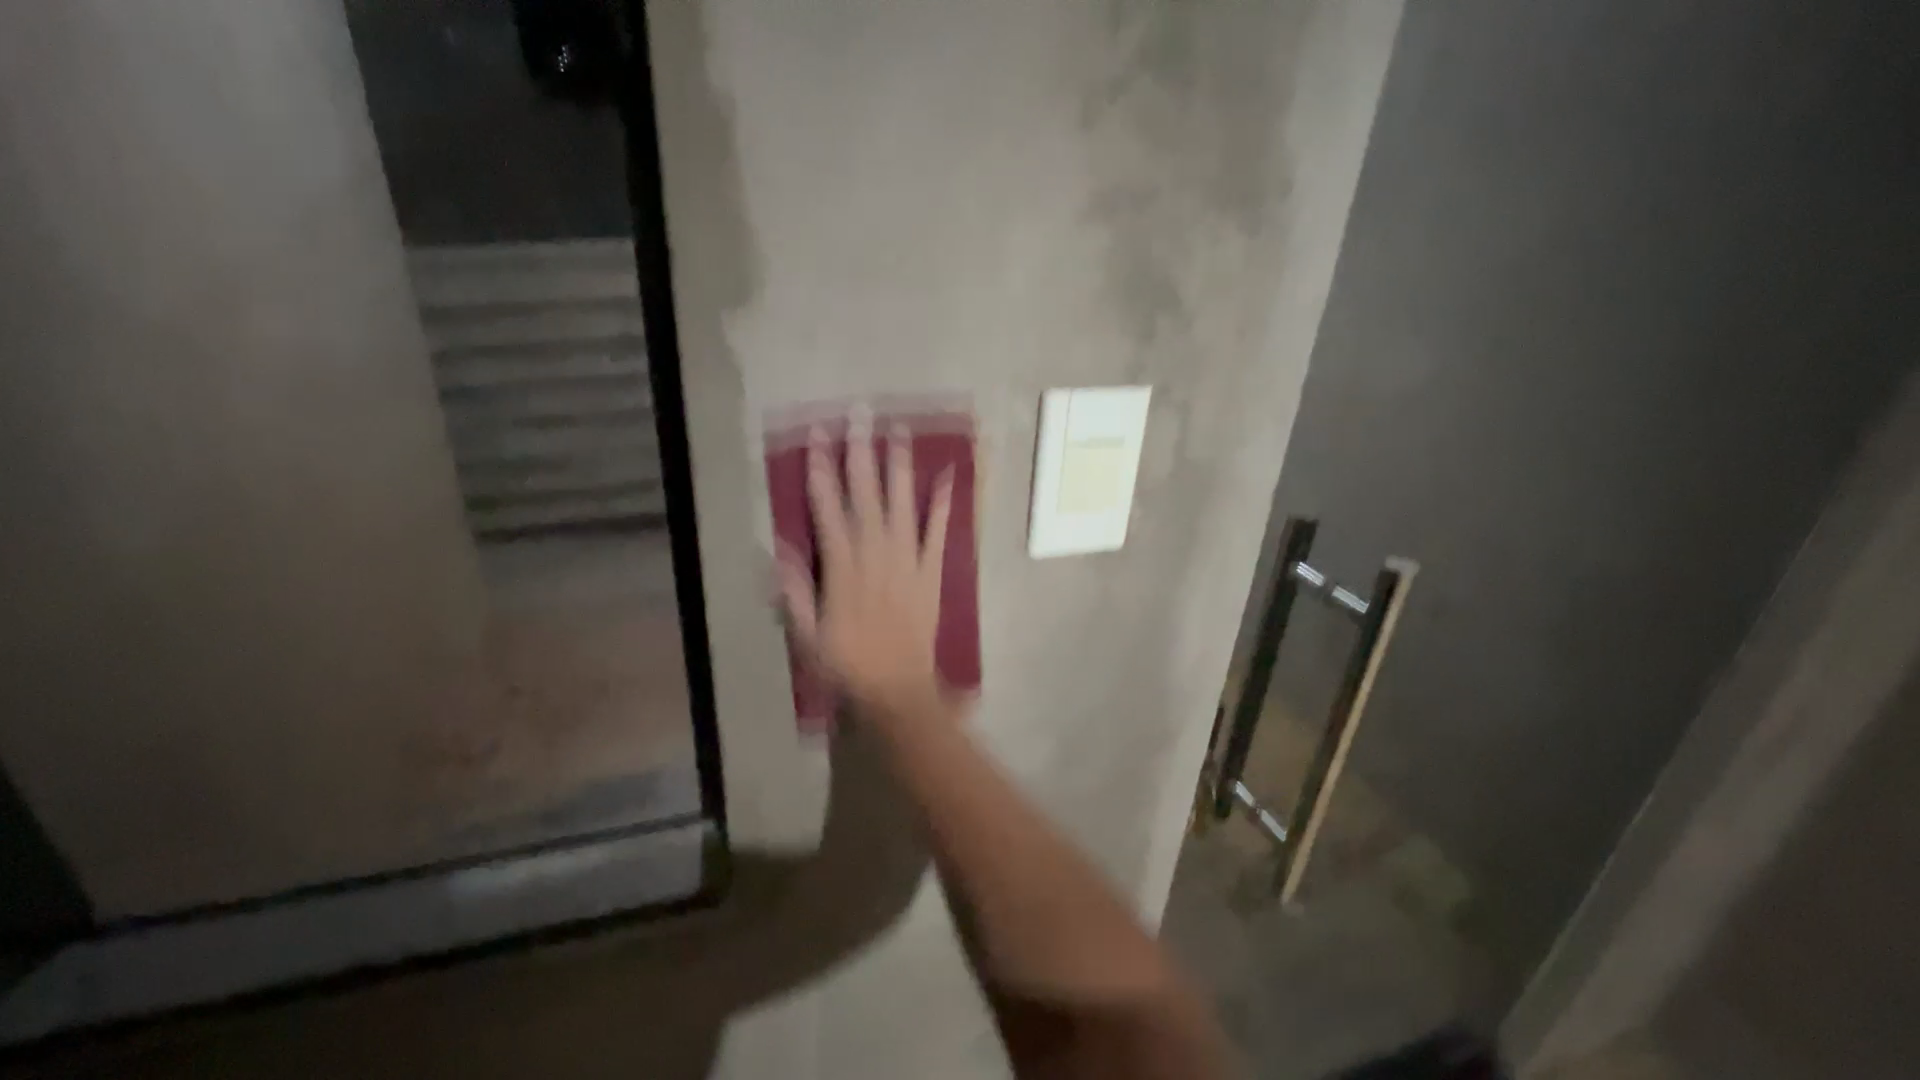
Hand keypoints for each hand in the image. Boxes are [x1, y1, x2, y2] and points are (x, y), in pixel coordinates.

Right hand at [777, 421, 954, 721]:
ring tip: (899, 432)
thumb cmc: (846, 665)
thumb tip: (778, 549)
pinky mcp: (932, 573)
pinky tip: (946, 476)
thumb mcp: (807, 635)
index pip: (828, 511)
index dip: (822, 473)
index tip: (818, 438)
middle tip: (860, 415)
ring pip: (902, 506)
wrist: (898, 690)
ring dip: (899, 468)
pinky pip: (938, 533)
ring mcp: (908, 562)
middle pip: (866, 497)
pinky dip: (943, 505)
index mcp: (843, 569)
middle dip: (860, 454)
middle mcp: (876, 556)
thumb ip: (795, 591)